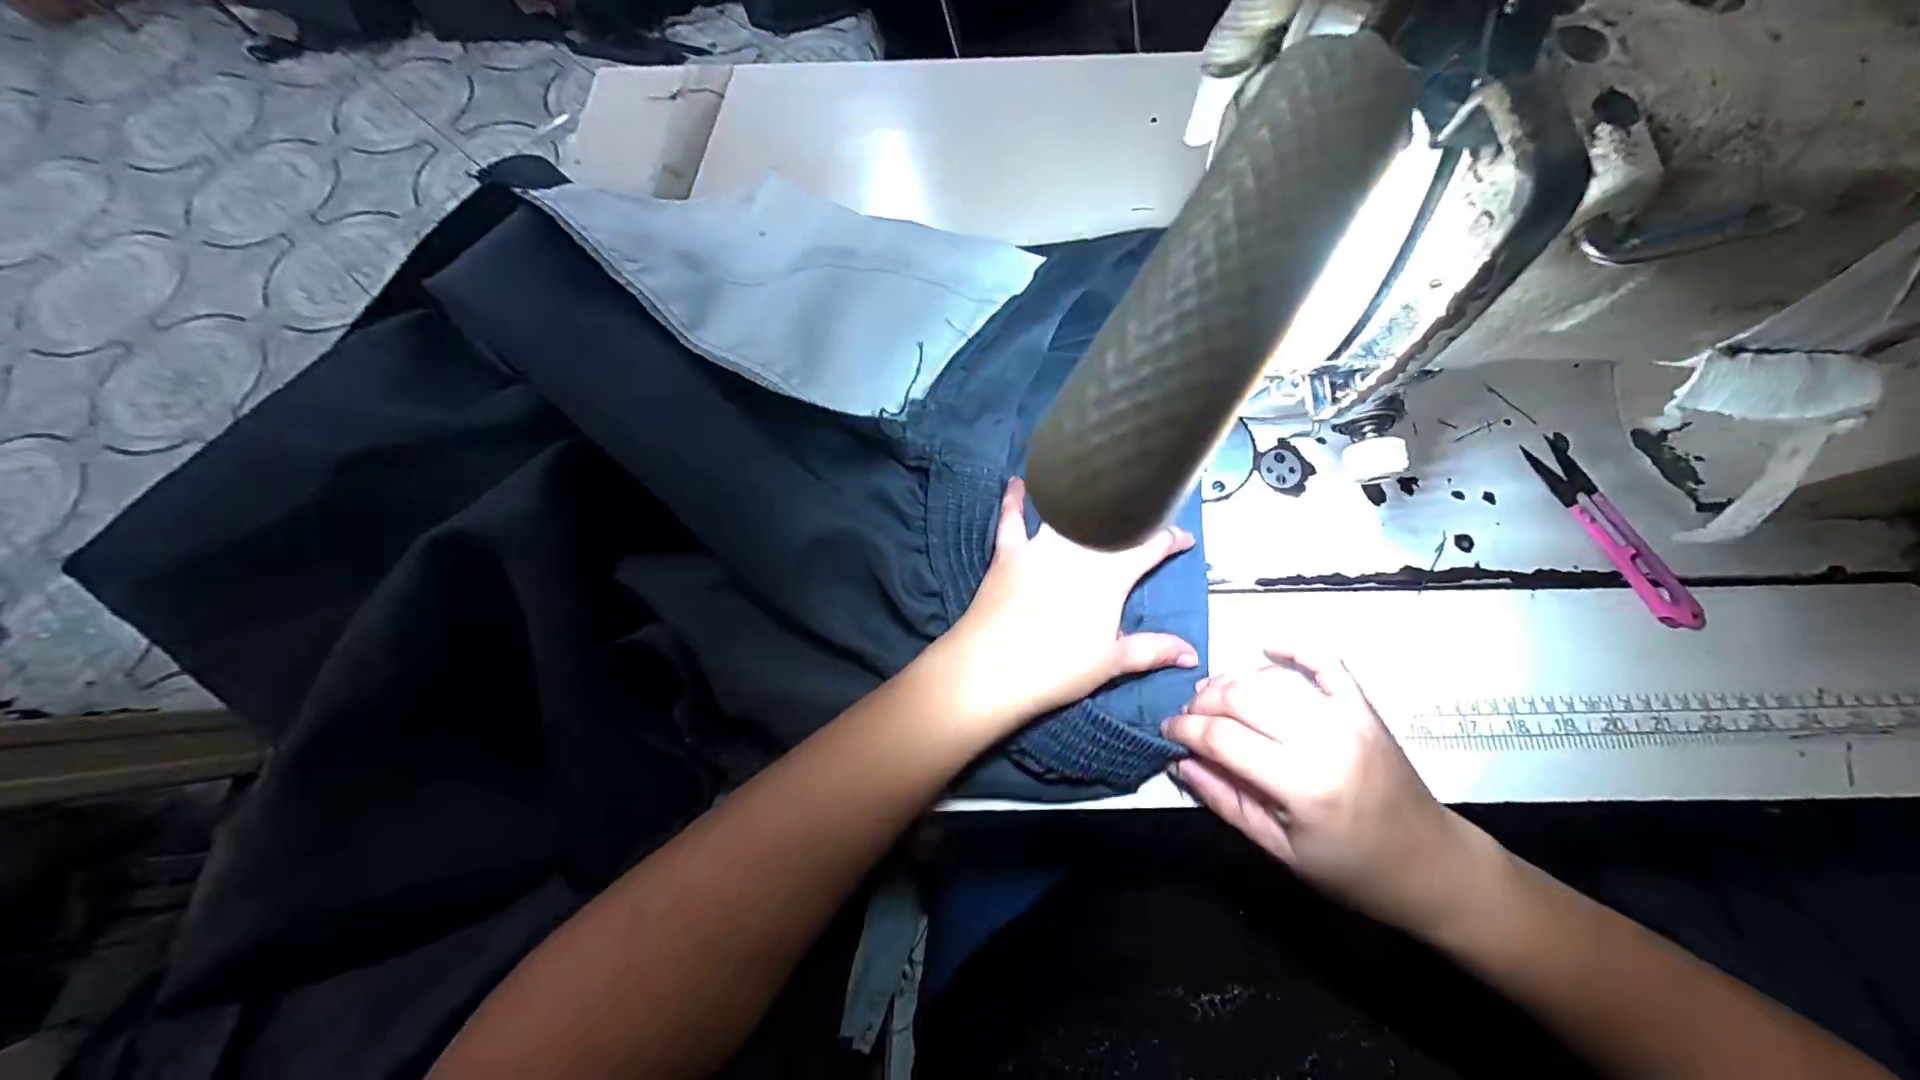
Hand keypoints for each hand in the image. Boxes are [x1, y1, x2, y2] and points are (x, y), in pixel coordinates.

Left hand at [935, 477, 1198, 735]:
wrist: (991, 669)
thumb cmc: (1055, 669)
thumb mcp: (1111, 662)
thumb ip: (1152, 650)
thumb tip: (1192, 654)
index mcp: (1110, 574)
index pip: (1150, 546)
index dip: (1171, 538)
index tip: (1183, 539)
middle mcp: (1077, 550)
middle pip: (1110, 521)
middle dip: (1132, 515)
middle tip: (1143, 514)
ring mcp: (1040, 547)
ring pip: (1065, 512)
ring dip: (1080, 499)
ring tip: (1093, 489)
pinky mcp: (1008, 552)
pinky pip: (1011, 519)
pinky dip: (1014, 500)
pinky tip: (1016, 482)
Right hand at [1161, 651, 1489, 933]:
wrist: (1431, 864)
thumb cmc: (1351, 869)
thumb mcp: (1279, 849)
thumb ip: (1225, 800)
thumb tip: (1180, 761)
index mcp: (1302, 784)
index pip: (1223, 737)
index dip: (1185, 729)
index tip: (1167, 731)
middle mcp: (1325, 740)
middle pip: (1242, 697)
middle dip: (1203, 702)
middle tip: (1187, 716)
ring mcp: (1348, 718)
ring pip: (1272, 679)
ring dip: (1233, 681)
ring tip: (1213, 696)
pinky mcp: (1364, 708)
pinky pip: (1326, 662)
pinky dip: (1294, 648)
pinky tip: (1265, 648)